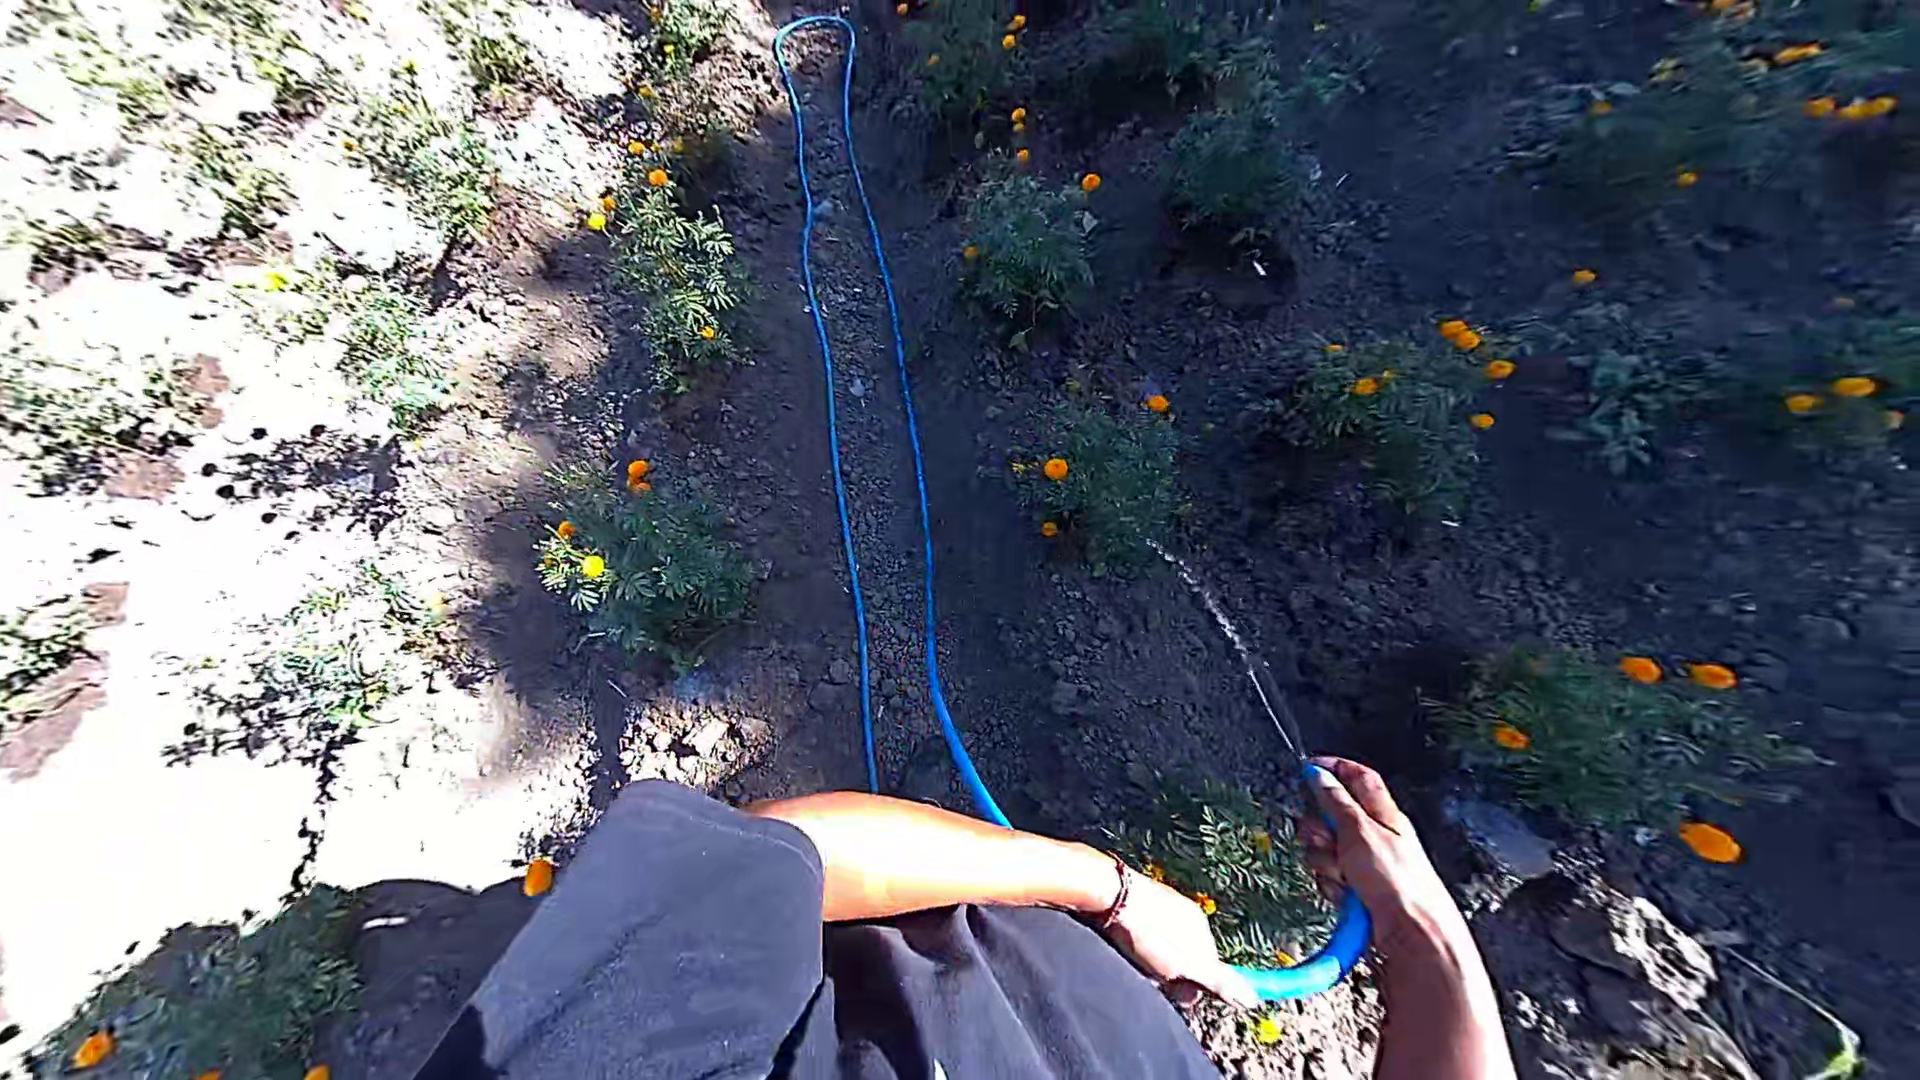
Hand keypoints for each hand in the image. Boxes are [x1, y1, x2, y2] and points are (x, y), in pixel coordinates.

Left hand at [1101, 870, 1258, 1007]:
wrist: (1105, 891)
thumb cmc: (1148, 930)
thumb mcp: (1189, 964)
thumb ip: (1221, 981)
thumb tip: (1253, 999)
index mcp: (1198, 922)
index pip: (1209, 968)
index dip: (1196, 985)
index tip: (1181, 991)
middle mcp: (1180, 910)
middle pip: (1183, 958)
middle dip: (1171, 974)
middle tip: (1153, 973)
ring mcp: (1156, 904)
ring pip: (1160, 949)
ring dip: (1150, 962)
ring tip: (1134, 956)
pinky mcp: (1132, 903)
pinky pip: (1140, 935)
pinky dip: (1134, 945)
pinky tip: (1122, 944)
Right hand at [1298, 756, 1469, 958]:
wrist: (1417, 941)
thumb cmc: (1401, 886)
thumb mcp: (1360, 832)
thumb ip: (1335, 801)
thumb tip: (1318, 774)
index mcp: (1385, 815)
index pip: (1358, 777)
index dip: (1333, 767)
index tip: (1308, 769)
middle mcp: (1376, 836)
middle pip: (1332, 814)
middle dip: (1318, 826)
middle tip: (1324, 838)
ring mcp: (1367, 863)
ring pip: (1326, 846)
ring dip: (1324, 859)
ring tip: (1341, 875)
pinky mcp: (1359, 888)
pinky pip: (1329, 874)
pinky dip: (1330, 882)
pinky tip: (1345, 893)